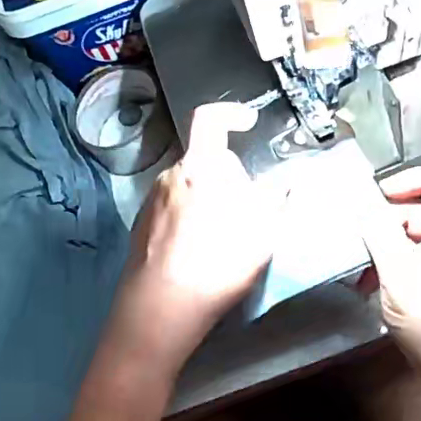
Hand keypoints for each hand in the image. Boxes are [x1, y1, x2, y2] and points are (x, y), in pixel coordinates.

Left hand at [113, 103, 275, 353]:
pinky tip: (197, 252)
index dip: (231, 113)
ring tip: (223, 239)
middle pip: (206, 161)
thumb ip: (274, 199)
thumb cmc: (218, 263)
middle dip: (229, 177)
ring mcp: (151, 200)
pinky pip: (173, 208)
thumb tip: (280, 182)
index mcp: (201, 167)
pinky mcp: (140, 225)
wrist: (161, 307)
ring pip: (190, 187)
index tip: (247, 122)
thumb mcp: (264, 233)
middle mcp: (170, 174)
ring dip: (208, 199)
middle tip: (248, 210)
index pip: (211, 119)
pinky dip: (189, 218)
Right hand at [358, 167, 420, 405]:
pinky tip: (376, 287)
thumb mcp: (398, 271)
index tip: (379, 195)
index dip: (413, 180)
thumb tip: (364, 205)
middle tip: (358, 239)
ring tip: (361, 271)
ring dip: (390, 250)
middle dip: (389, 224)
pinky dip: (402, 267)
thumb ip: (379, 231)